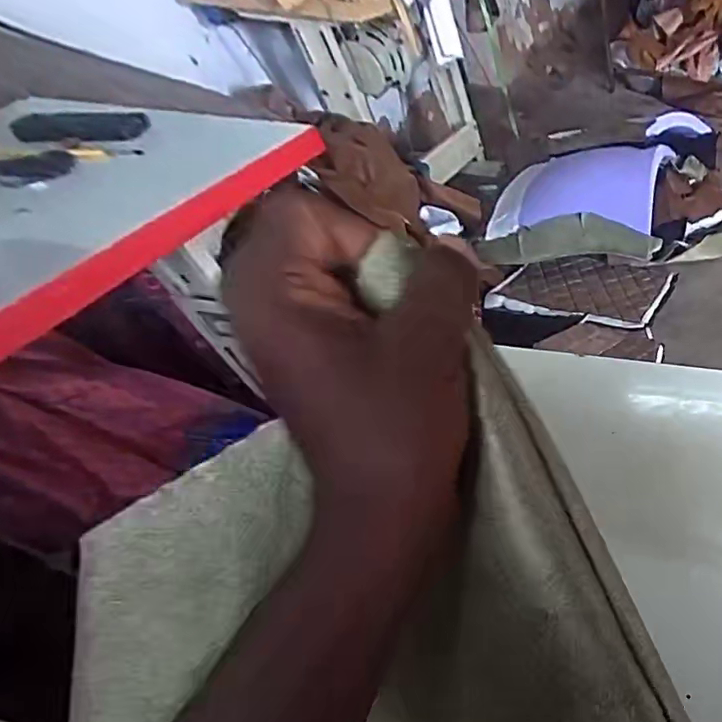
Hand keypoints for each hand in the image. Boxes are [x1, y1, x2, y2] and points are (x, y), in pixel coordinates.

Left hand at [220, 187, 477, 535]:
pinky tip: (423, 351)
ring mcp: (291, 334)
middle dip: (391, 266)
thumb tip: (455, 247)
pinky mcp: (319, 359)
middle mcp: (266, 304)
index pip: (311, 211)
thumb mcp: (427, 343)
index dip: (371, 232)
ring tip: (433, 333)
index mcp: (270, 290)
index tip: (417, 279)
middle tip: (432, 305)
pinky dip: (394, 320)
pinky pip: (354, 311)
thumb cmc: (398, 427)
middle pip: (328, 240)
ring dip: (401, 296)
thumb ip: (441, 279)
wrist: (388, 510)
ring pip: (348, 277)